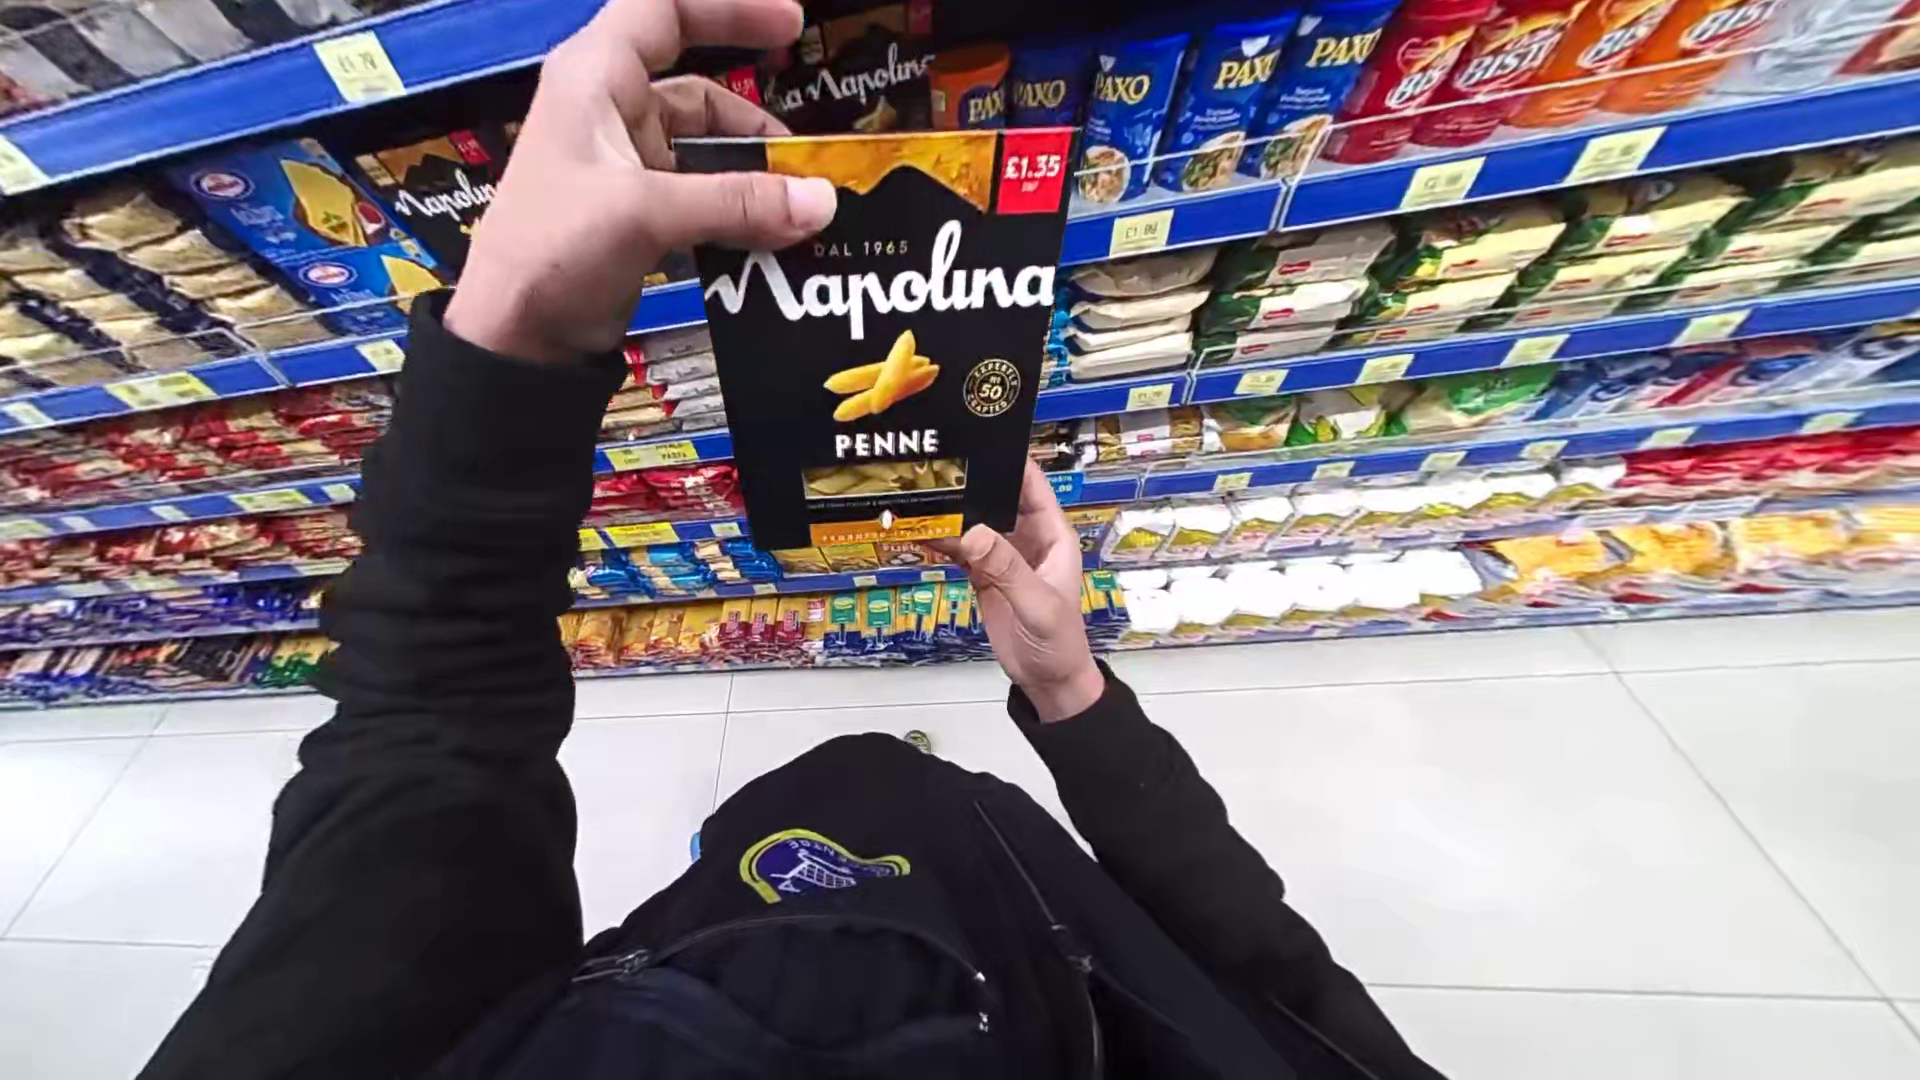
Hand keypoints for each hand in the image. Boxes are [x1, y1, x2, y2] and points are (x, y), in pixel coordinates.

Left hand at [446, 0, 836, 363]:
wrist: (524, 331)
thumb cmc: (557, 248)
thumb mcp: (645, 212)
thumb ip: (736, 204)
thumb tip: (822, 200)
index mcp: (597, 80)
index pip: (664, 10)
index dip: (728, 9)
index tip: (791, 20)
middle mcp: (617, 117)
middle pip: (703, 99)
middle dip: (757, 127)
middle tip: (808, 163)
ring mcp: (635, 173)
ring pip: (712, 162)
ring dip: (755, 184)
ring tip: (800, 215)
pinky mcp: (648, 221)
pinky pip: (710, 207)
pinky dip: (742, 220)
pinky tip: (772, 242)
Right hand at [931, 460, 1104, 722]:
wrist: (1047, 680)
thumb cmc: (1058, 641)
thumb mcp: (1037, 604)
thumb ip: (1006, 569)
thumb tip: (972, 532)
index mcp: (1052, 535)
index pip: (1033, 486)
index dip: (1011, 461)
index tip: (980, 437)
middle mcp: (1027, 538)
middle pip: (997, 499)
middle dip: (971, 481)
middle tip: (934, 463)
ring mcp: (1003, 556)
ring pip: (975, 523)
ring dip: (952, 512)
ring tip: (918, 493)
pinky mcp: (984, 575)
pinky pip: (961, 550)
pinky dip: (942, 541)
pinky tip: (918, 530)